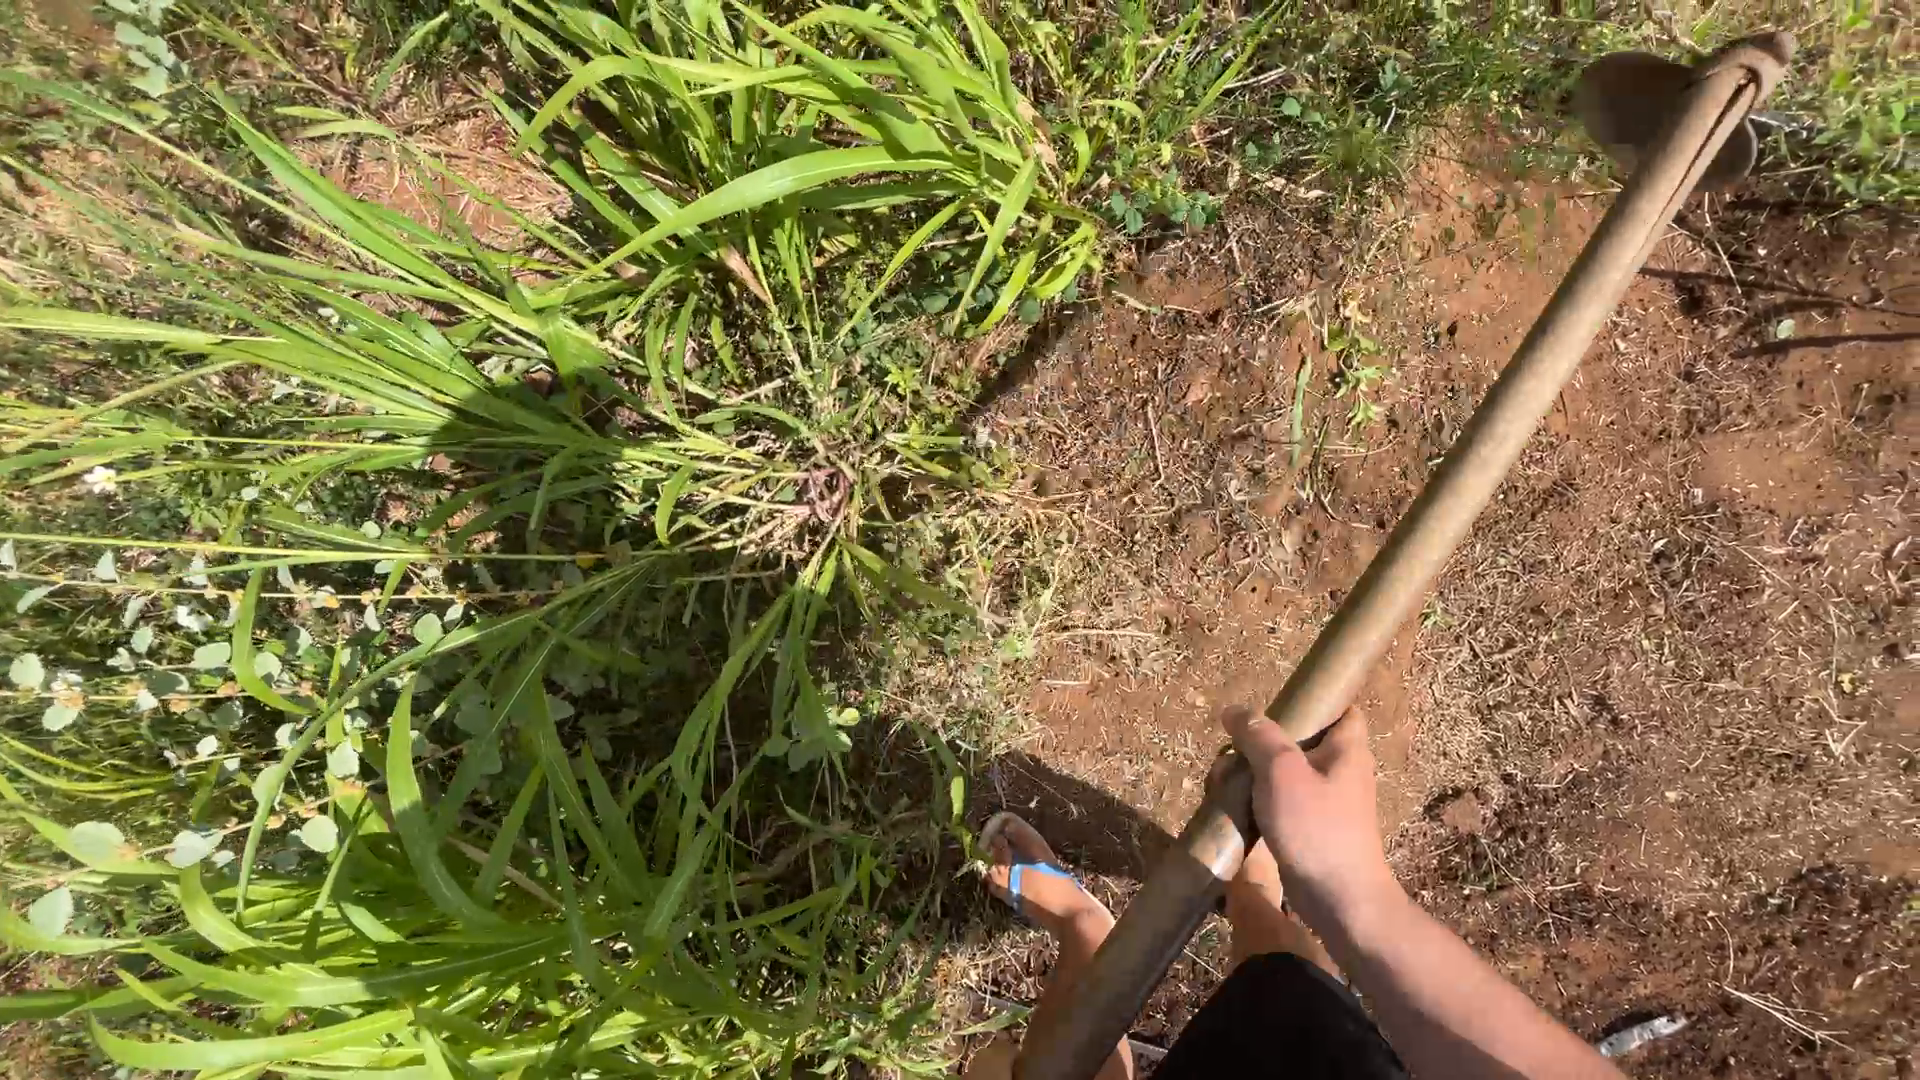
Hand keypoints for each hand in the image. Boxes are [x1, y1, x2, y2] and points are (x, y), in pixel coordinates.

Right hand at [1222, 704, 1401, 929]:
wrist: (1339, 901)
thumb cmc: (1317, 827)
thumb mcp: (1281, 770)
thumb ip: (1258, 735)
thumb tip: (1234, 711)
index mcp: (1345, 750)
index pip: (1341, 709)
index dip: (1314, 700)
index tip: (1277, 703)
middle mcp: (1339, 771)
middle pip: (1297, 739)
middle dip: (1259, 741)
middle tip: (1233, 752)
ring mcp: (1325, 801)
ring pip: (1281, 771)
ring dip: (1251, 772)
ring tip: (1225, 782)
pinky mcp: (1309, 827)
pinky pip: (1277, 799)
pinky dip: (1255, 798)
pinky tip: (1234, 807)